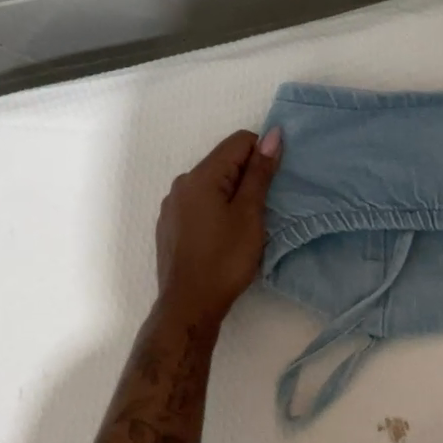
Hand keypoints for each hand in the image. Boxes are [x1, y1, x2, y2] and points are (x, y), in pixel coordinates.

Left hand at [155, 127, 282, 328]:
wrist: (188, 308)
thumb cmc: (224, 259)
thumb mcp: (250, 213)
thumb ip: (260, 172)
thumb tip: (273, 134)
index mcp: (200, 176)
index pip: (239, 141)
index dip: (261, 156)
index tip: (271, 185)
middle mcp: (181, 184)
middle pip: (224, 161)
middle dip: (246, 176)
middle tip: (261, 208)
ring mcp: (172, 206)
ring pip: (212, 183)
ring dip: (232, 193)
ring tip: (243, 224)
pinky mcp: (169, 225)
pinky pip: (199, 202)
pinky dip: (216, 208)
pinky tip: (222, 236)